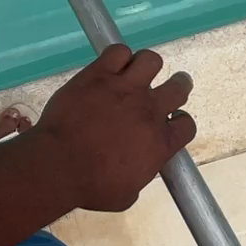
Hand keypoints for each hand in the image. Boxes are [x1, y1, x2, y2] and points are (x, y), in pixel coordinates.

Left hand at [31, 44, 194, 211]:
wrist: (58, 164)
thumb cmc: (90, 186)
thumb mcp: (126, 194)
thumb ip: (139, 175)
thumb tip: (136, 169)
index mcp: (160, 142)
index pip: (187, 124)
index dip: (178, 122)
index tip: (167, 122)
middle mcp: (149, 110)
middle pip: (179, 86)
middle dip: (177, 85)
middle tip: (166, 87)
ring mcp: (125, 88)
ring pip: (151, 60)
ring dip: (146, 66)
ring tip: (136, 73)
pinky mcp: (98, 74)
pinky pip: (118, 51)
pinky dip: (118, 55)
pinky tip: (110, 65)